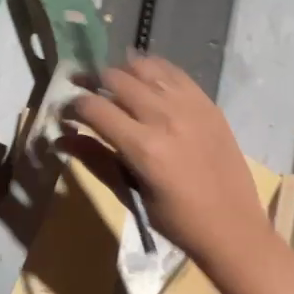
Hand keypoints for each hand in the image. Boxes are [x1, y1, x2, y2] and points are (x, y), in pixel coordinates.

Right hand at [67, 54, 272, 265]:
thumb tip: (62, 139)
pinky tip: (143, 79)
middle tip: (81, 89)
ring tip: (111, 83)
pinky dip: (153, 70)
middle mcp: (165, 117)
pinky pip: (174, 72)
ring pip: (145, 67)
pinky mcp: (207, 103)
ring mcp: (190, 105)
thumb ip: (98, 160)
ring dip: (122, 71)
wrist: (231, 225)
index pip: (96, 109)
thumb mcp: (132, 194)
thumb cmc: (177, 221)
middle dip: (92, 82)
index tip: (64, 111)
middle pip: (117, 80)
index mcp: (143, 148)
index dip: (73, 106)